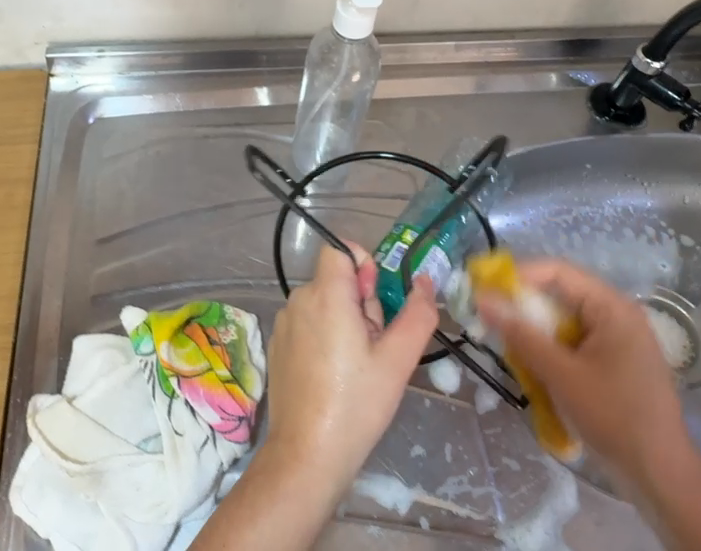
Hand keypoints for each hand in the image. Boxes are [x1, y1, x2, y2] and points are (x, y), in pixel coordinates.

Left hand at [258, 241, 438, 497]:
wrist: (308, 452)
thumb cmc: (357, 403)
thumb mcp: (398, 360)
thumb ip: (416, 313)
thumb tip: (423, 280)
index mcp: (325, 293)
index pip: (340, 248)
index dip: (363, 266)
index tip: (378, 301)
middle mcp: (298, 299)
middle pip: (336, 280)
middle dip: (361, 304)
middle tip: (374, 347)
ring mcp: (283, 323)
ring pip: (323, 304)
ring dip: (344, 322)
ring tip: (357, 367)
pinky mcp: (277, 346)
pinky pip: (307, 324)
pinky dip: (324, 338)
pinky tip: (335, 377)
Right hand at [478, 258, 686, 492]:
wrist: (660, 476)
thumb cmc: (613, 417)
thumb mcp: (560, 374)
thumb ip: (520, 333)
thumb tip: (482, 298)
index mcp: (613, 309)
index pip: (557, 272)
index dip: (518, 276)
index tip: (485, 291)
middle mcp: (618, 317)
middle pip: (560, 296)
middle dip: (523, 309)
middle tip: (491, 324)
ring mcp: (619, 342)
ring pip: (564, 322)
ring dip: (535, 334)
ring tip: (512, 354)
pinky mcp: (615, 365)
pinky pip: (574, 344)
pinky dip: (551, 352)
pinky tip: (537, 374)